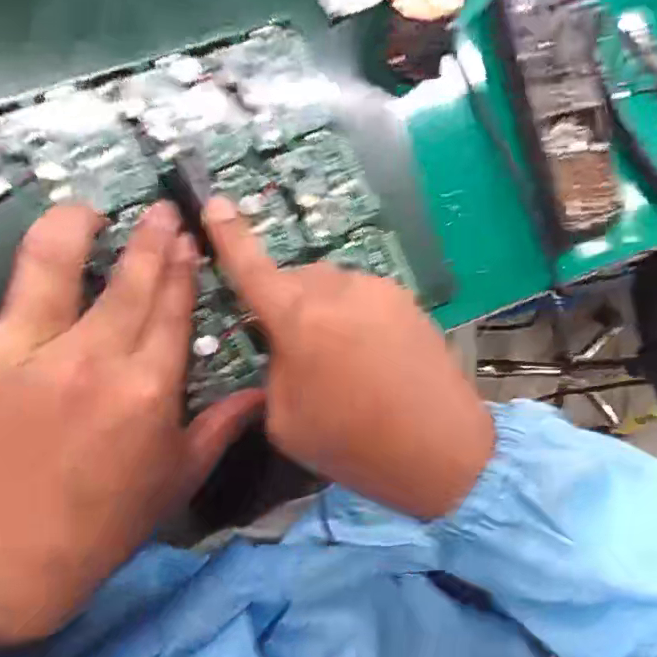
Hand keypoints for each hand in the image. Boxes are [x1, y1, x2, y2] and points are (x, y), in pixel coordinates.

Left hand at [0, 202, 263, 644]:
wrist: (14, 562)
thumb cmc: (105, 524)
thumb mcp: (179, 479)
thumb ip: (221, 428)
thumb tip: (262, 389)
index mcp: (146, 390)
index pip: (172, 307)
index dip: (182, 266)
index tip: (186, 241)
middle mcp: (87, 359)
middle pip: (127, 279)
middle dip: (150, 237)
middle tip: (159, 213)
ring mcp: (19, 354)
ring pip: (45, 263)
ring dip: (71, 225)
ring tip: (86, 214)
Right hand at [203, 197, 492, 518]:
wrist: (441, 452)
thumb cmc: (353, 445)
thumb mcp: (285, 419)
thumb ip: (273, 369)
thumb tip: (282, 344)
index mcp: (299, 320)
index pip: (252, 268)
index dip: (229, 236)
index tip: (215, 204)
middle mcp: (338, 291)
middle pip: (294, 279)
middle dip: (284, 305)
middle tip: (292, 352)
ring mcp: (378, 290)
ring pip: (329, 287)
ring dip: (320, 312)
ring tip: (338, 363)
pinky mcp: (407, 301)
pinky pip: (361, 298)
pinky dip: (351, 319)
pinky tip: (368, 358)